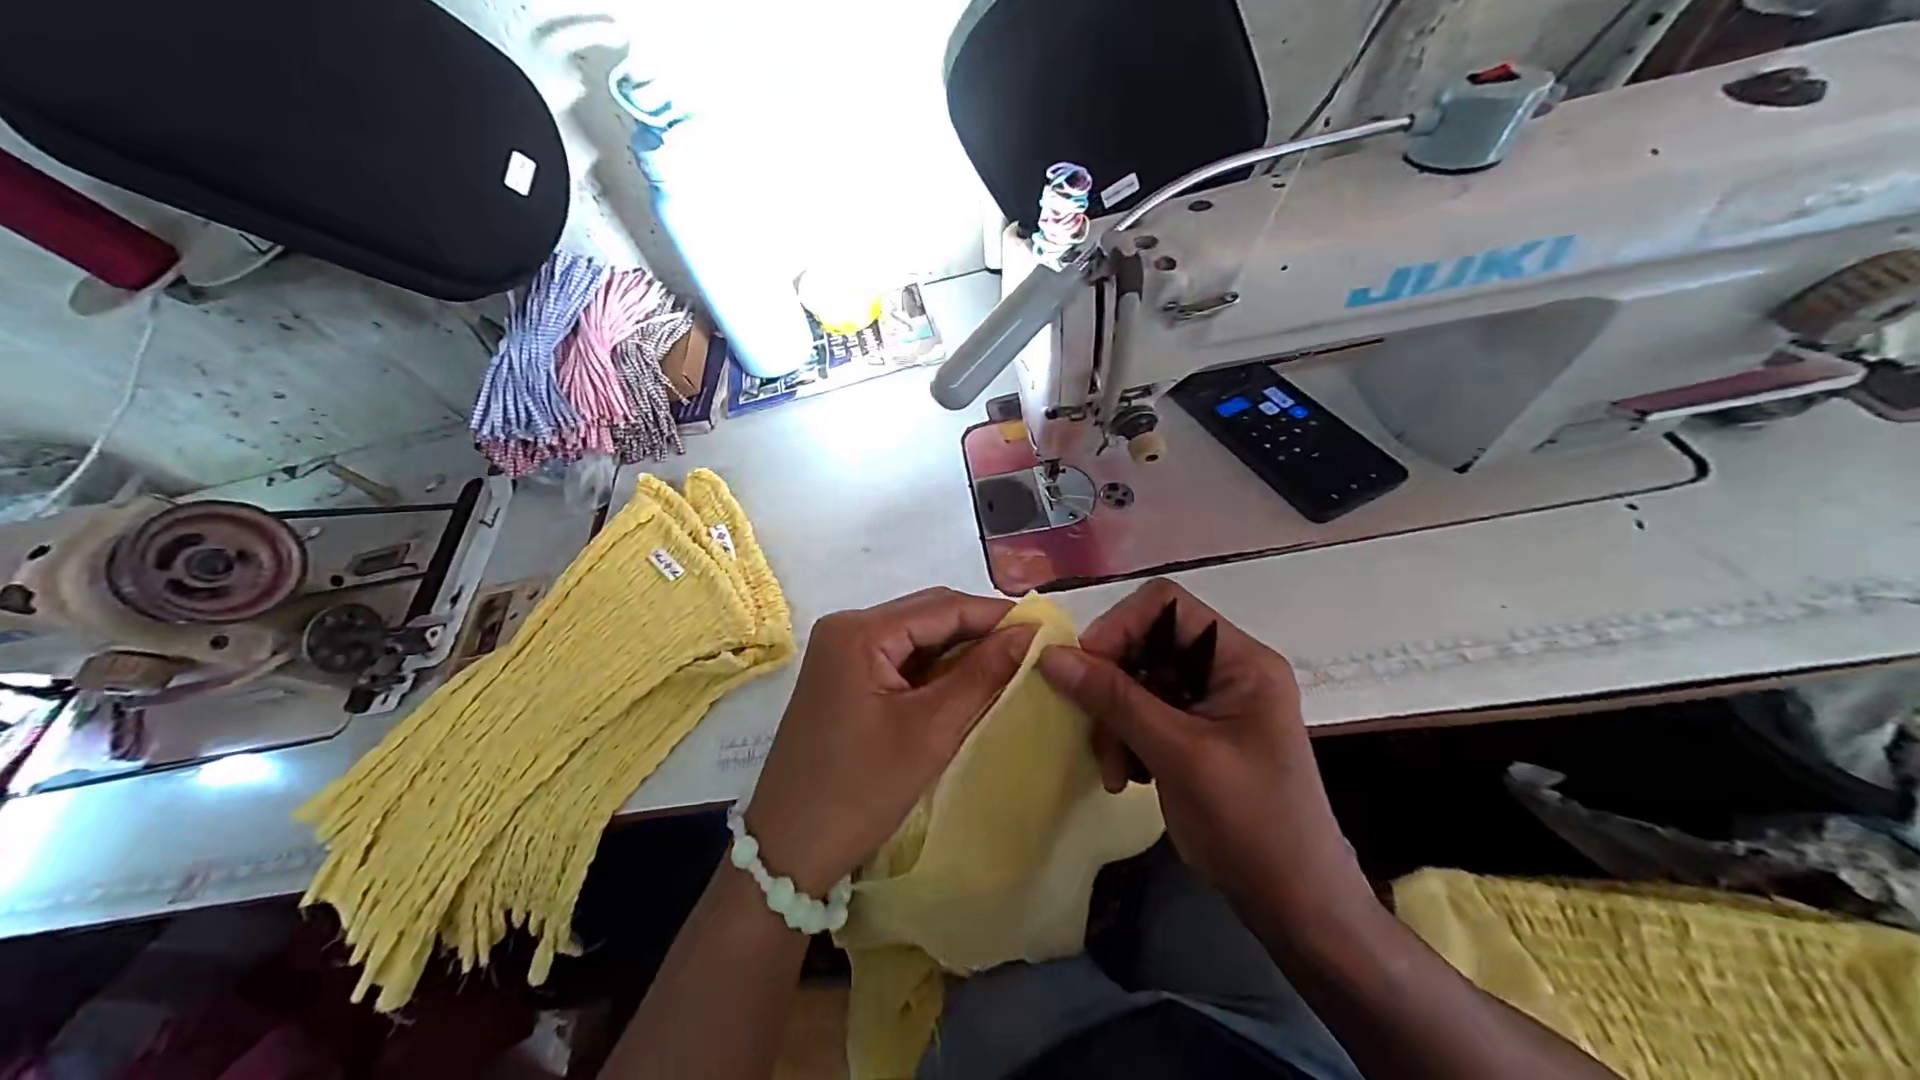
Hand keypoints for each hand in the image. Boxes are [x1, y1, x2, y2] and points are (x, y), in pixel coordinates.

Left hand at [746, 587, 1036, 894]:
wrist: (789, 849)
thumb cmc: (860, 790)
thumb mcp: (930, 731)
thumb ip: (982, 675)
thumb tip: (1031, 633)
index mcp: (859, 631)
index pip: (943, 607)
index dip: (997, 615)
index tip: (1046, 630)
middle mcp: (846, 627)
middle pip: (927, 613)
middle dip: (979, 629)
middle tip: (1031, 650)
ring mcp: (840, 652)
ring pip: (915, 634)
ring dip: (959, 648)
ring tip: (1008, 666)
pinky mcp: (842, 676)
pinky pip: (899, 657)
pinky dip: (935, 667)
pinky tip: (966, 683)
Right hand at [1037, 580, 1365, 911]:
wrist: (1294, 903)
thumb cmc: (1252, 824)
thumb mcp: (1179, 756)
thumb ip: (1115, 700)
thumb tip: (1052, 656)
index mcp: (1240, 660)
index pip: (1165, 605)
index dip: (1119, 627)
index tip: (1087, 671)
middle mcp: (1223, 669)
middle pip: (1143, 643)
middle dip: (1110, 686)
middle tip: (1096, 732)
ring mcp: (1206, 701)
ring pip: (1133, 680)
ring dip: (1112, 721)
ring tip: (1116, 772)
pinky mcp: (1190, 732)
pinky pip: (1137, 713)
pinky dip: (1121, 738)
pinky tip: (1127, 777)